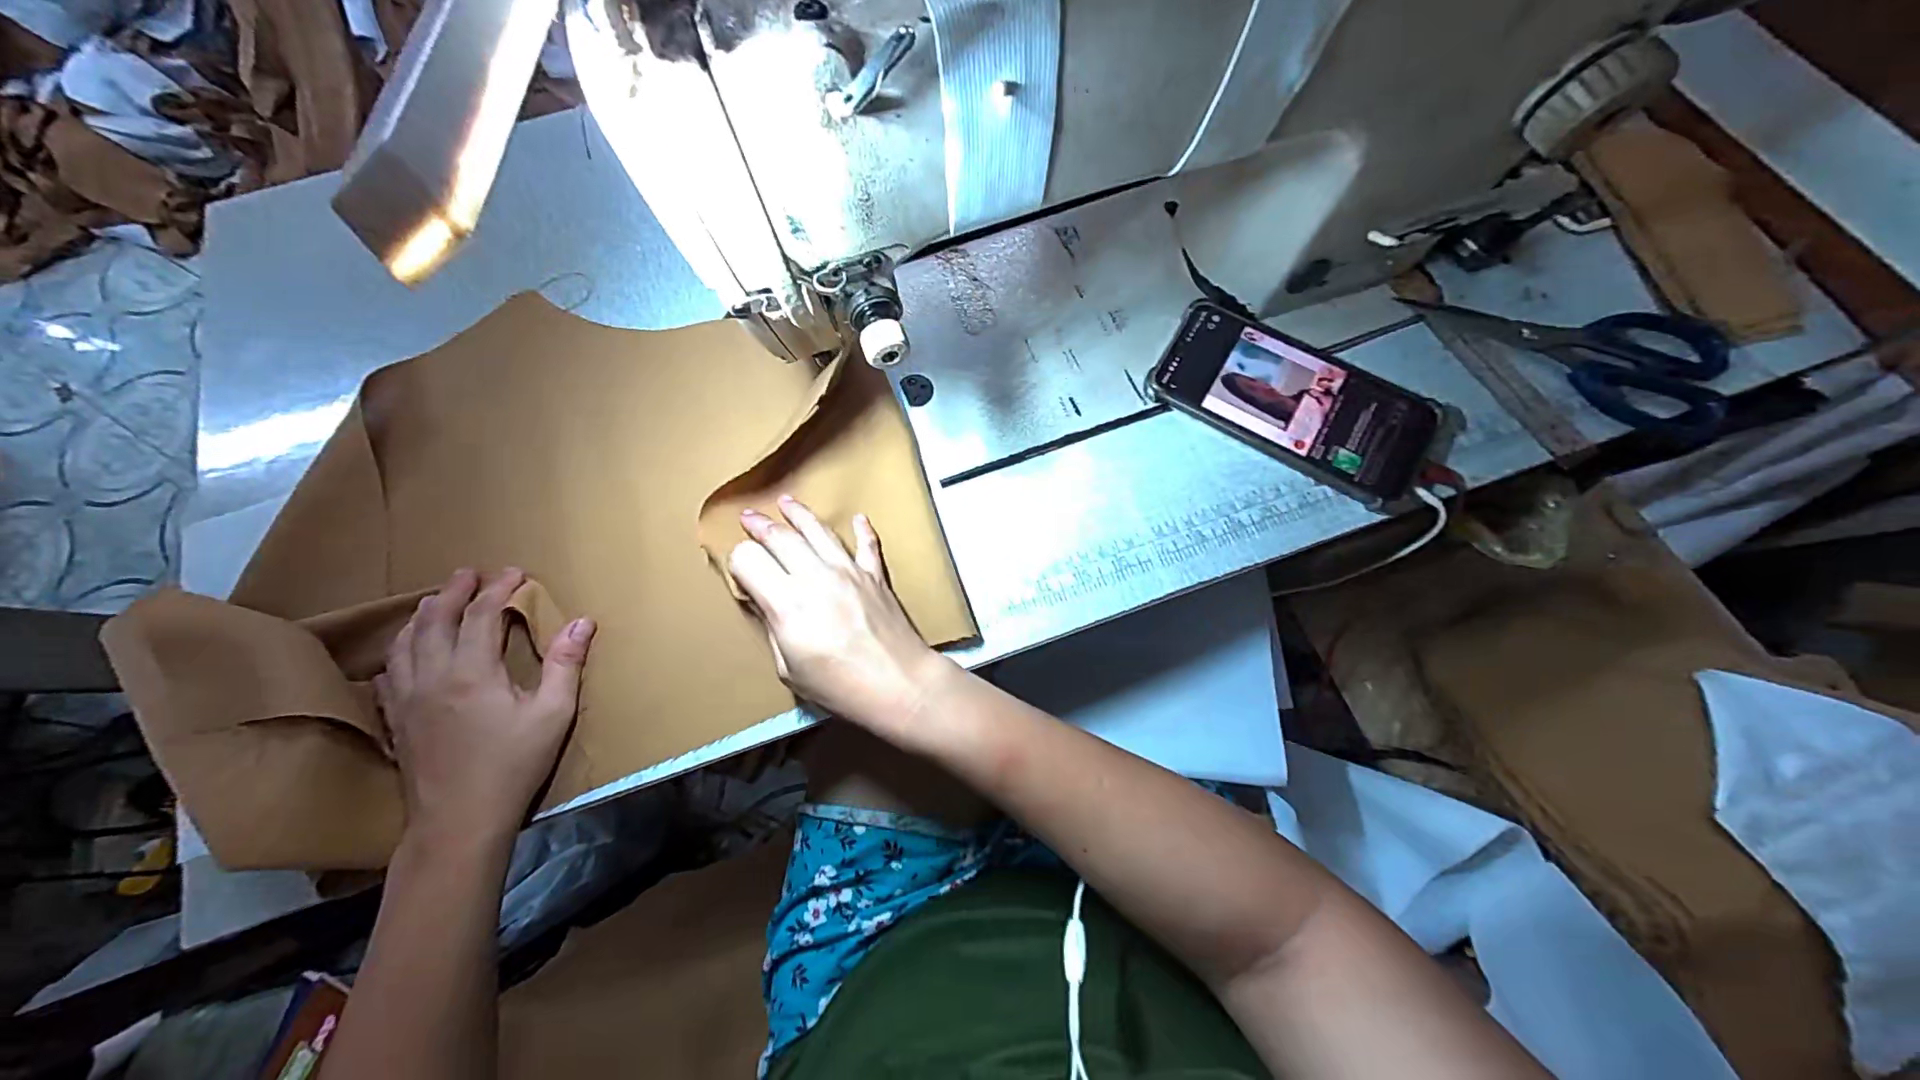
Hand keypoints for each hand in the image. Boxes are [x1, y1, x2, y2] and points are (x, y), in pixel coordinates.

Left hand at [375, 568, 595, 842]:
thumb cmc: (513, 765)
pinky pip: (391, 672)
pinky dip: (401, 649)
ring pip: (406, 642)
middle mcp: (432, 677)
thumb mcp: (553, 714)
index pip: (482, 615)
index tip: (515, 573)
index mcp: (472, 672)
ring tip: (436, 600)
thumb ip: (565, 664)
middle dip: (454, 592)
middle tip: (470, 573)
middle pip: (436, 620)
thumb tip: (582, 622)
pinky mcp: (396, 719)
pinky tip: (406, 651)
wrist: (458, 820)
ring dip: (424, 615)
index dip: (498, 590)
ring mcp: (407, 698)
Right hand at [728, 496, 955, 746]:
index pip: (749, 560)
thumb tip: (765, 604)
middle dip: (760, 526)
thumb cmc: (842, 687)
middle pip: (781, 538)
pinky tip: (858, 518)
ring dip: (799, 514)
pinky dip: (862, 530)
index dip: (739, 562)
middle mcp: (816, 578)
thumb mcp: (789, 668)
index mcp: (787, 603)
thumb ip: (773, 628)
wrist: (898, 684)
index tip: (740, 570)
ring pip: (819, 531)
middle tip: (748, 518)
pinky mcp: (875, 577)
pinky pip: (867, 545)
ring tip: (786, 502)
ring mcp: (849, 573)